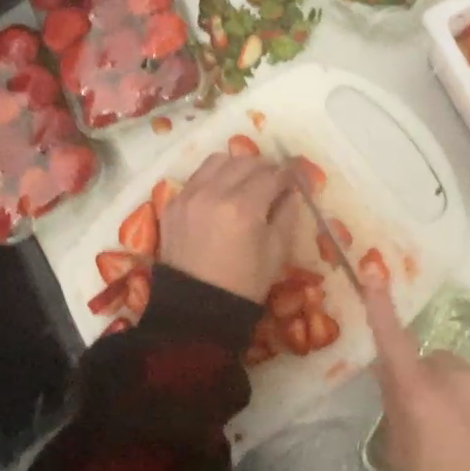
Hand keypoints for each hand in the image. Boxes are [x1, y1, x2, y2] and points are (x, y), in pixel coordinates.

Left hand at [158, 153, 300, 303]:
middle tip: (275, 180)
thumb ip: (287, 214)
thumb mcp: (276, 252)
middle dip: (266, 167)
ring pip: (218, 161)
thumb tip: (292, 190)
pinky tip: (222, 193)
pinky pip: (197, 177)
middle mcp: (214, 193)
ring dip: (238, 165)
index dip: (289, 174)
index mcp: (244, 208)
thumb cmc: (244, 285)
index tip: (296, 177)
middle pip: (246, 162)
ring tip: (247, 181)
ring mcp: (189, 196)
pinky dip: (214, 177)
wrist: (196, 309)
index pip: (273, 175)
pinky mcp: (173, 204)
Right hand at [360, 281, 469, 470]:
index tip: (373, 274)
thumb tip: (398, 394)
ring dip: (451, 399)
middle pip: (429, 364)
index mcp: (420, 394)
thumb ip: (398, 421)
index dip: (380, 308)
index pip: (393, 341)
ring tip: (458, 451)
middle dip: (421, 382)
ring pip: (460, 381)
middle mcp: (457, 379)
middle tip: (420, 430)